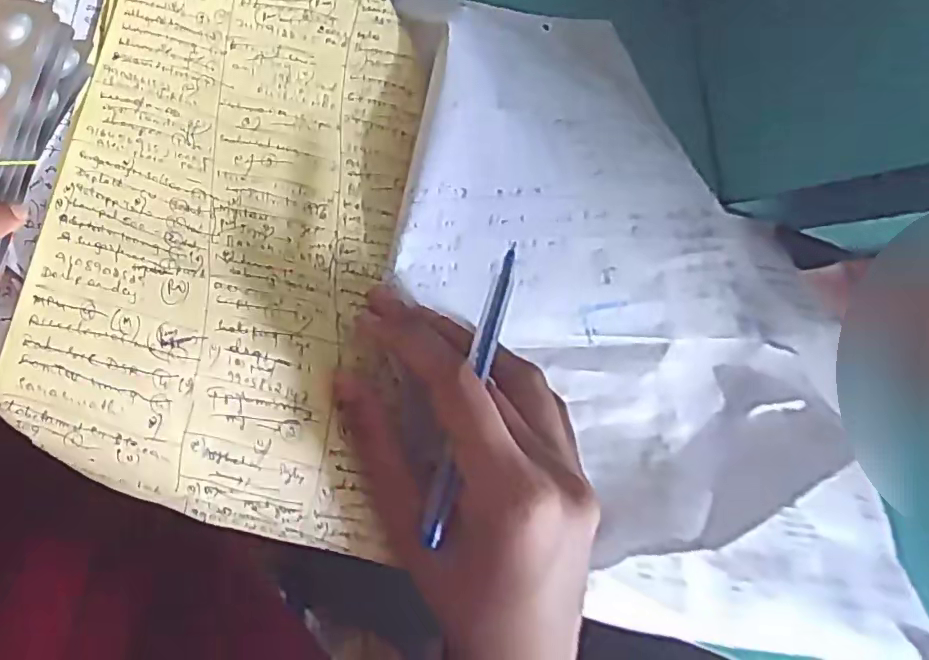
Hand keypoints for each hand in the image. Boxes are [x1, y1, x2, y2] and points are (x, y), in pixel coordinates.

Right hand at [338, 288, 598, 659]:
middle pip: (493, 374)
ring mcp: (578, 474)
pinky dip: (501, 372)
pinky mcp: (583, 477)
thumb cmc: (458, 600)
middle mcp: (557, 474)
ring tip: (423, 324)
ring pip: (525, 380)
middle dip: (434, 331)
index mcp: (513, 493)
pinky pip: (543, 404)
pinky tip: (471, 367)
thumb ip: (378, 447)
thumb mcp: (404, 529)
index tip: (372, 318)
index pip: (461, 388)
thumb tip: (345, 379)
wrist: (527, 657)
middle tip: (388, 303)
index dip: (412, 342)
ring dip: (472, 343)